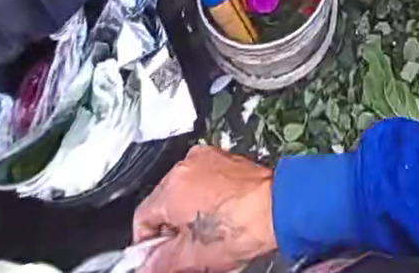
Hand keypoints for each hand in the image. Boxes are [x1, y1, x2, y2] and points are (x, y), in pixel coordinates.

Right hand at [133, 146, 276, 272]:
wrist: (277, 206)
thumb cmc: (239, 225)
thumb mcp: (189, 257)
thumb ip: (158, 262)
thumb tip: (147, 265)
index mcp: (173, 185)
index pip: (142, 219)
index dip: (150, 243)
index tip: (160, 256)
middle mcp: (190, 163)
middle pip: (164, 202)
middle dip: (172, 227)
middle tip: (186, 248)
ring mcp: (212, 157)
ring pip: (186, 190)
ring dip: (190, 212)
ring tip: (207, 233)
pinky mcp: (229, 158)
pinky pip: (206, 179)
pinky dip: (207, 197)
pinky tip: (221, 216)